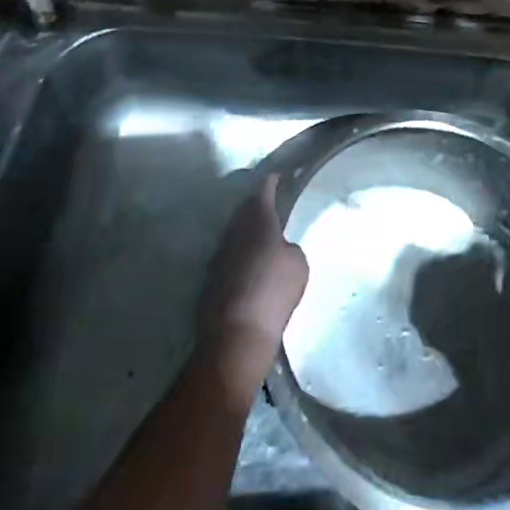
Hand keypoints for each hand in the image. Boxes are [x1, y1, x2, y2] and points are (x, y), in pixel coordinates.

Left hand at [197, 176, 308, 397]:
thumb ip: (288, 247)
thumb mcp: (298, 262)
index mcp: (258, 223)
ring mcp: (219, 256)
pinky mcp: (211, 279)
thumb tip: (277, 248)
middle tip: (270, 200)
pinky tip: (249, 259)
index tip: (277, 175)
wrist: (237, 334)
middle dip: (255, 204)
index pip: (262, 193)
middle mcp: (234, 234)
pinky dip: (240, 250)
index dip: (270, 182)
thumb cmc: (274, 291)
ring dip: (246, 228)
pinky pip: (229, 254)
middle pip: (243, 211)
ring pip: (234, 233)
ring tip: (261, 229)